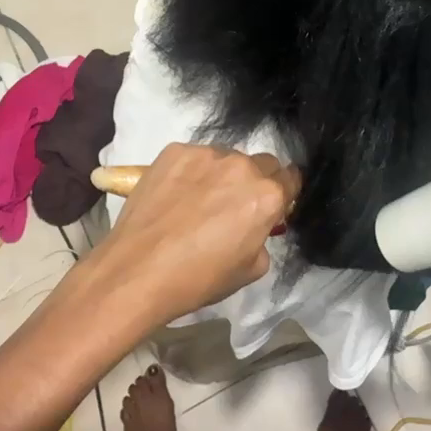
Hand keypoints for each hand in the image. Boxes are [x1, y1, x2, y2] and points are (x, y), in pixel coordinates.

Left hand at [82, 144, 299, 328]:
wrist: (138, 270)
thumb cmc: (198, 279)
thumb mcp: (250, 270)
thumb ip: (262, 237)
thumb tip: (254, 226)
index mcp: (267, 196)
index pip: (291, 177)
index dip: (284, 192)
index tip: (272, 204)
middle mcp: (241, 166)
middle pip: (262, 163)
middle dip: (255, 181)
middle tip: (233, 206)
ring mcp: (206, 154)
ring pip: (226, 158)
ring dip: (221, 175)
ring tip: (196, 203)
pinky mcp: (175, 151)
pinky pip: (194, 157)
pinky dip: (191, 172)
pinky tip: (175, 196)